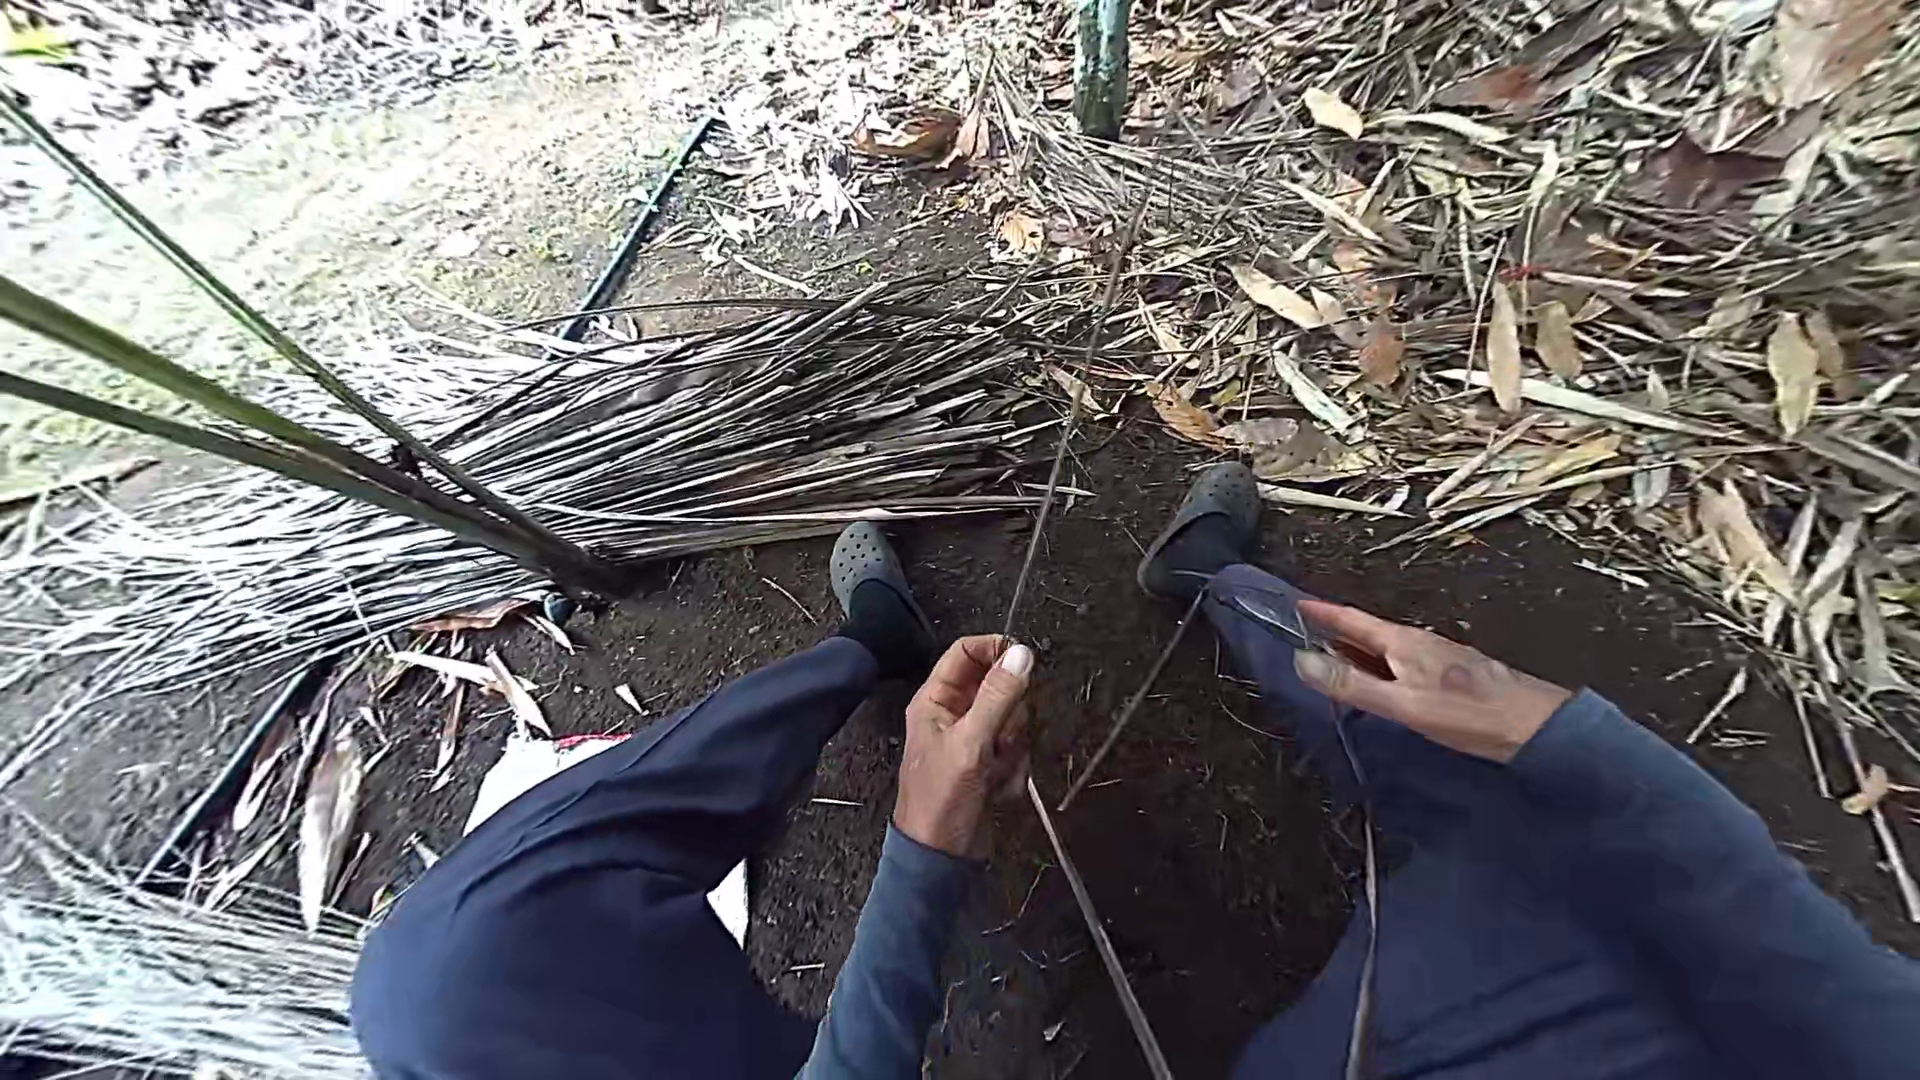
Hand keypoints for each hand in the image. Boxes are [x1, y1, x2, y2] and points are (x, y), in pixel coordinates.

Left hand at [894, 635, 1033, 856]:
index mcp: (936, 699)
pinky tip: (999, 786)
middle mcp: (954, 713)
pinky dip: (1013, 767)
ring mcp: (974, 738)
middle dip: (1008, 713)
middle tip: (1001, 736)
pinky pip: (1015, 747)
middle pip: (996, 686)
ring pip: (1011, 718)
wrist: (942, 859)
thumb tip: (1022, 653)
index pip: (965, 653)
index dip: (993, 650)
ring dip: (1012, 745)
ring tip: (996, 767)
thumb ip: (997, 696)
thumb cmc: (943, 798)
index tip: (1023, 660)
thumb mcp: (970, 742)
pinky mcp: (990, 762)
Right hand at [1292, 598, 1571, 762]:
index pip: (1352, 619)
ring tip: (1332, 659)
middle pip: (1367, 632)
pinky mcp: (1450, 675)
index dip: (1323, 611)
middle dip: (1335, 632)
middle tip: (1305, 635)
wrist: (1545, 733)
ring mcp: (1436, 658)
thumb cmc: (1468, 714)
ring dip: (1356, 651)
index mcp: (1401, 642)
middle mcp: (1417, 642)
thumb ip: (1350, 683)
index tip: (1298, 603)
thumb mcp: (1401, 702)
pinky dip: (1377, 665)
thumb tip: (1300, 659)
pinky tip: (1378, 681)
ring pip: (1384, 649)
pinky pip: (1400, 662)